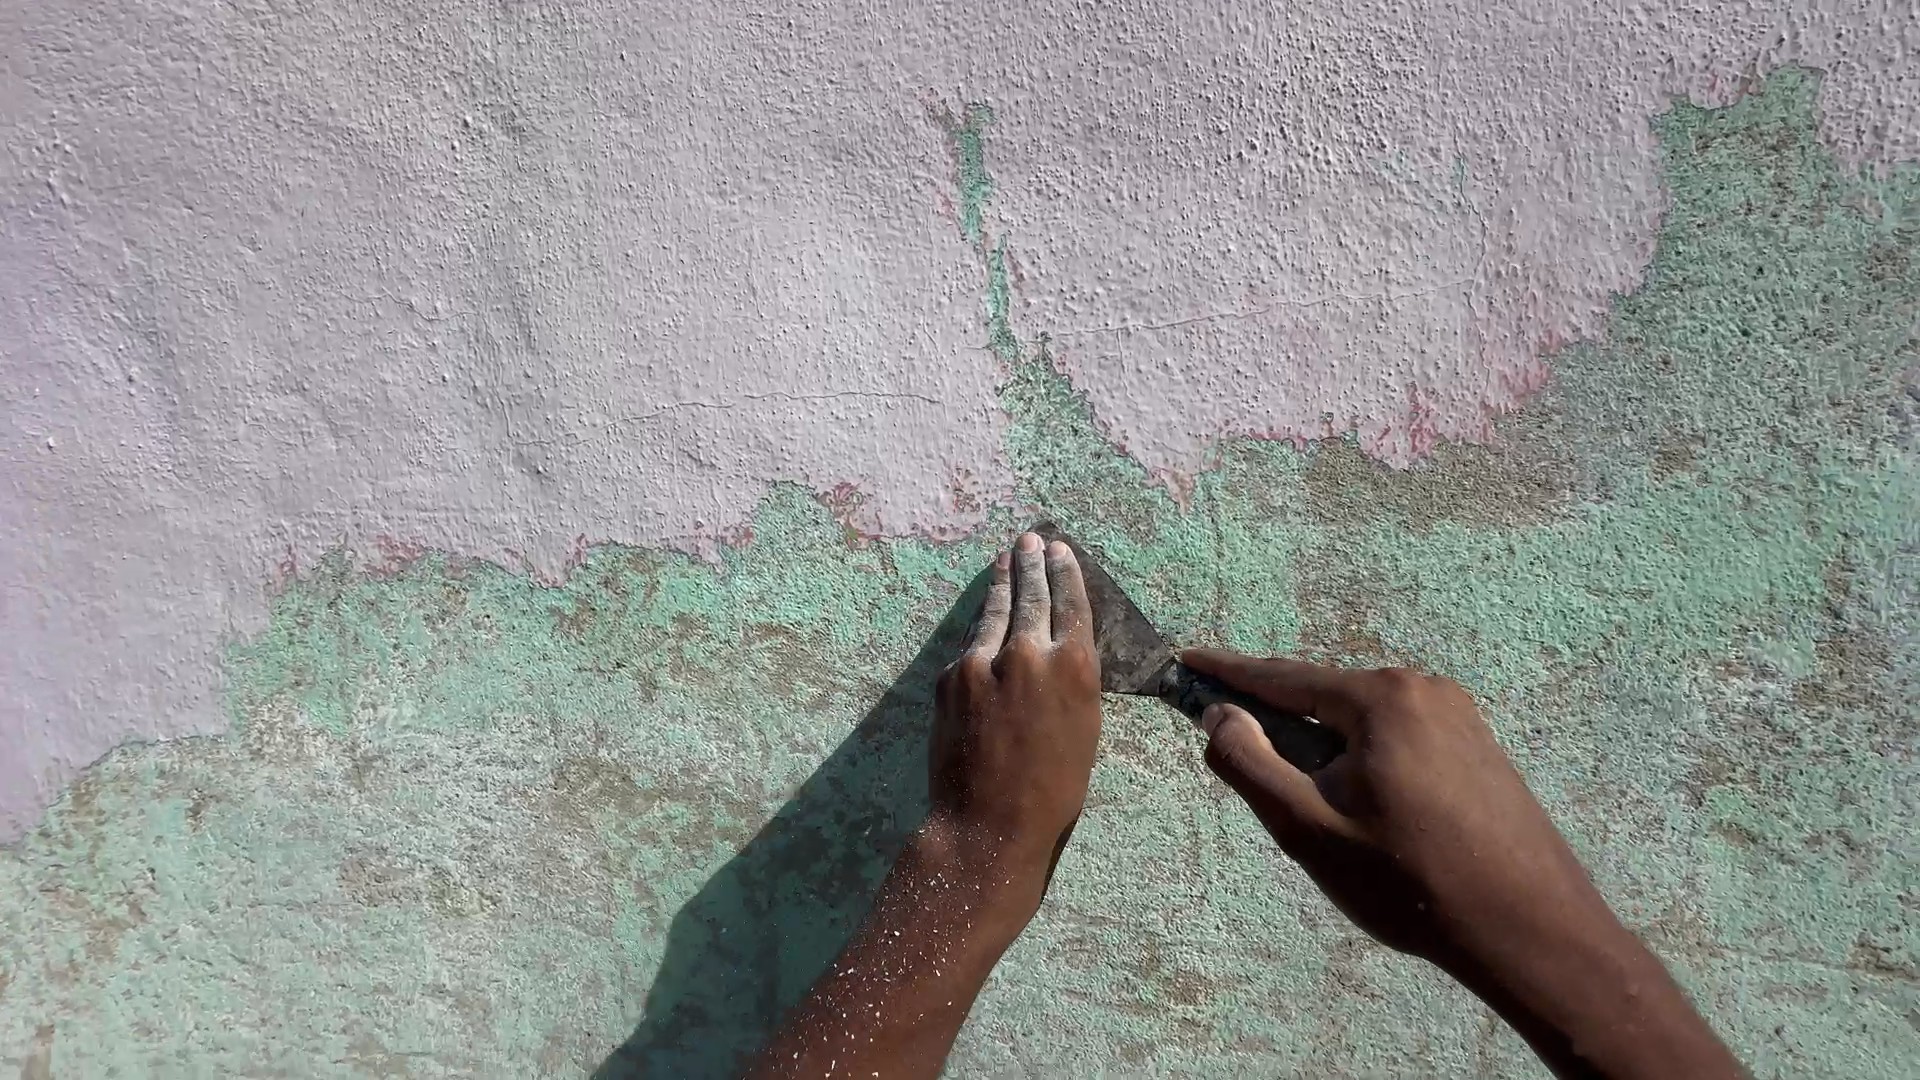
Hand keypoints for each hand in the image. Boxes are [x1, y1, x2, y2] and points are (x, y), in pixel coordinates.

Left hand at [929, 531, 1101, 910]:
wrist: (987, 823)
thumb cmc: (1053, 789)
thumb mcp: (1084, 728)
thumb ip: (1072, 679)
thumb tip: (1062, 646)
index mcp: (1074, 668)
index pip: (1071, 604)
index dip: (1066, 573)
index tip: (1060, 551)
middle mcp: (1030, 655)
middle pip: (1032, 596)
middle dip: (1033, 564)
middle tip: (1031, 539)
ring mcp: (984, 663)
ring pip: (996, 610)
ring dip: (1003, 580)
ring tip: (1007, 555)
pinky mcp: (952, 676)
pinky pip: (972, 639)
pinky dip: (982, 621)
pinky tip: (985, 607)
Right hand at [1182, 650, 1607, 968]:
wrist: (1535, 938)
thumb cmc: (1408, 881)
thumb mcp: (1305, 826)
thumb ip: (1247, 761)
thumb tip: (1219, 714)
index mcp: (1379, 698)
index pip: (1279, 677)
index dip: (1226, 671)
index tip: (1186, 658)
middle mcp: (1420, 688)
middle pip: (1319, 695)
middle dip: (1275, 716)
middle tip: (1239, 746)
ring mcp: (1456, 712)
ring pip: (1355, 715)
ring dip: (1318, 741)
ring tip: (1307, 794)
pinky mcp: (1475, 741)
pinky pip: (1391, 730)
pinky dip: (1356, 749)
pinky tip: (1357, 795)